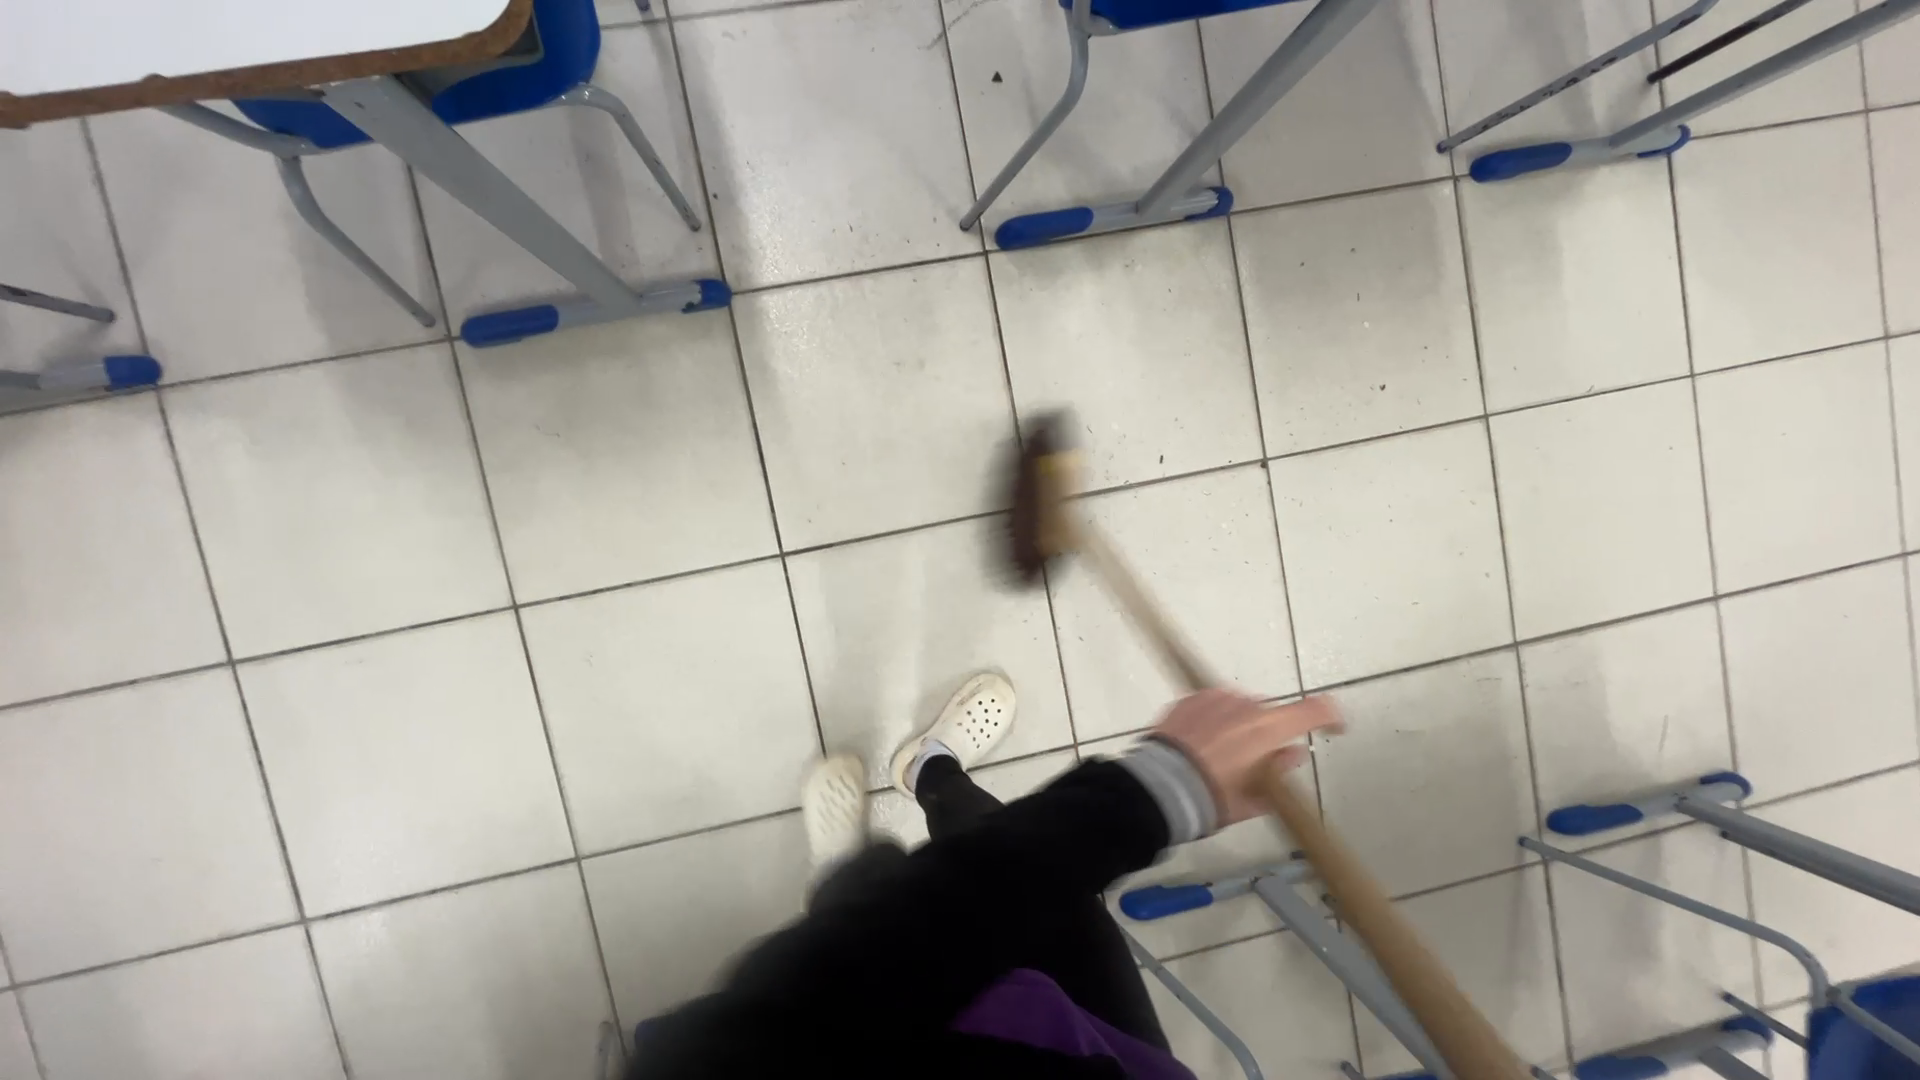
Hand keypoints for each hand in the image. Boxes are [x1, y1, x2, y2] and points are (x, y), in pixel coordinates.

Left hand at [1151, 690, 1342, 825]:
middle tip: (1253, 760)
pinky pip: (1212, 704)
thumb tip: (1292, 754)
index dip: (1330, 716)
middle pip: (1269, 712)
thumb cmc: (1212, 798)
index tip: (1335, 726)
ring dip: (1239, 723)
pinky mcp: (1189, 698)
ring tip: (1222, 753)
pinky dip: (1215, 718)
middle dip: (1268, 732)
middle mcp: (1244, 706)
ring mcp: (1214, 698)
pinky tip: (1202, 741)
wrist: (1159, 786)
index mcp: (1267, 730)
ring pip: (1240, 706)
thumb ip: (1278, 772)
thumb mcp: (1253, 798)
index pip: (1314, 710)